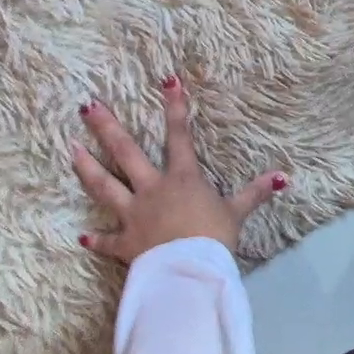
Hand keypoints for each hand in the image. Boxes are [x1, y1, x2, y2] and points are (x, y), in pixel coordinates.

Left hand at [71, 76, 286, 262]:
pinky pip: (107, 240)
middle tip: (89, 108)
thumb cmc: (213, 237)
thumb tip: (283, 177)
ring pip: (105, 186)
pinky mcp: (125, 243)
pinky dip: (95, 239)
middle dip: (107, 128)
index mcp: (182, 177)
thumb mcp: (237, 212)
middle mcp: (153, 189)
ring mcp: (134, 214)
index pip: (179, 135)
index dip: (175, 107)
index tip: (168, 81)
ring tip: (71, 148)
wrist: (188, 272)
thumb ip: (255, 192)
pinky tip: (82, 235)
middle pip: (126, 152)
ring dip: (86, 167)